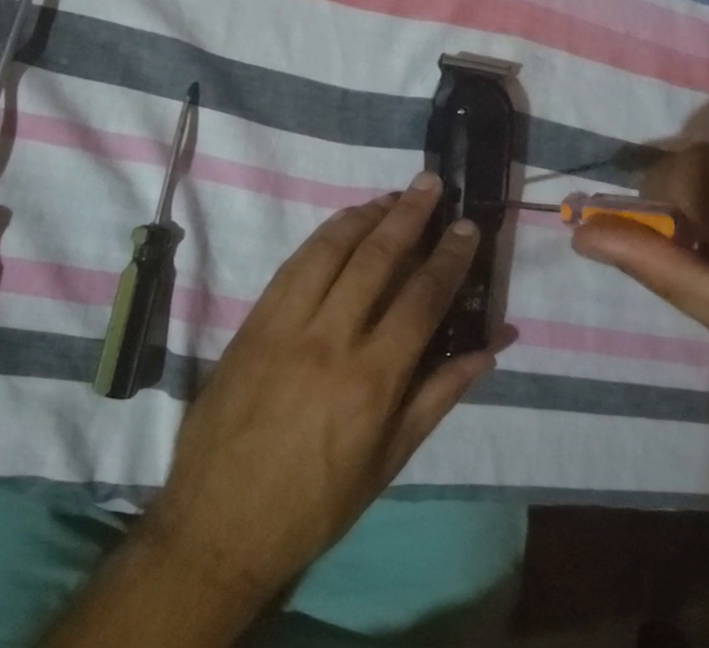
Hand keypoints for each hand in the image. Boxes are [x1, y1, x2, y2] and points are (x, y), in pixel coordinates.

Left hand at [141, 172, 499, 602]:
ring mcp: (284, 327)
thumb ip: (438, 395)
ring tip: (391, 197)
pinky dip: (321, 239)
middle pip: (376, 259)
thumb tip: (488, 348)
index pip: (422, 299)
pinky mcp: (251, 325)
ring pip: (329, 251)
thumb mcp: (389, 460)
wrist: (220, 523)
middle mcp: (329, 340)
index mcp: (372, 380)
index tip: (467, 227)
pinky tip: (340, 227)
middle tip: (430, 184)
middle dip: (409, 216)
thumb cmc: (317, 503)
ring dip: (364, 216)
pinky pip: (291, 268)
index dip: (449, 258)